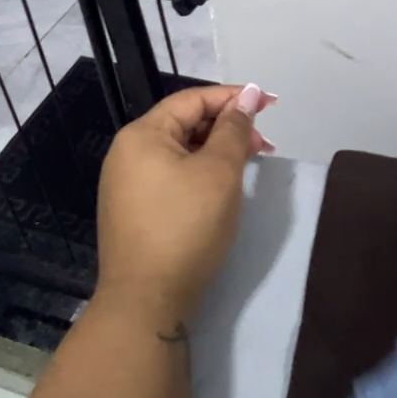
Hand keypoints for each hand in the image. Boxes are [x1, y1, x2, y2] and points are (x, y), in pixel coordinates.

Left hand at [94, 85, 263, 326]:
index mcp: (142, 135)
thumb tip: (246, 95)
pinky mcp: (133, 210)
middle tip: (264, 143)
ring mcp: (126, 184)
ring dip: (217, 150)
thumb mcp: (220, 171)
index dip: (233, 97)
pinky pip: (172, 174)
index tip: (270, 104)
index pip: (193, 99)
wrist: (145, 302)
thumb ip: (234, 128)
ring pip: (180, 150)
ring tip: (249, 163)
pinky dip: (200, 171)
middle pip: (185, 123)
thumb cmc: (186, 226)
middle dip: (228, 126)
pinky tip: (222, 185)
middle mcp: (127, 153)